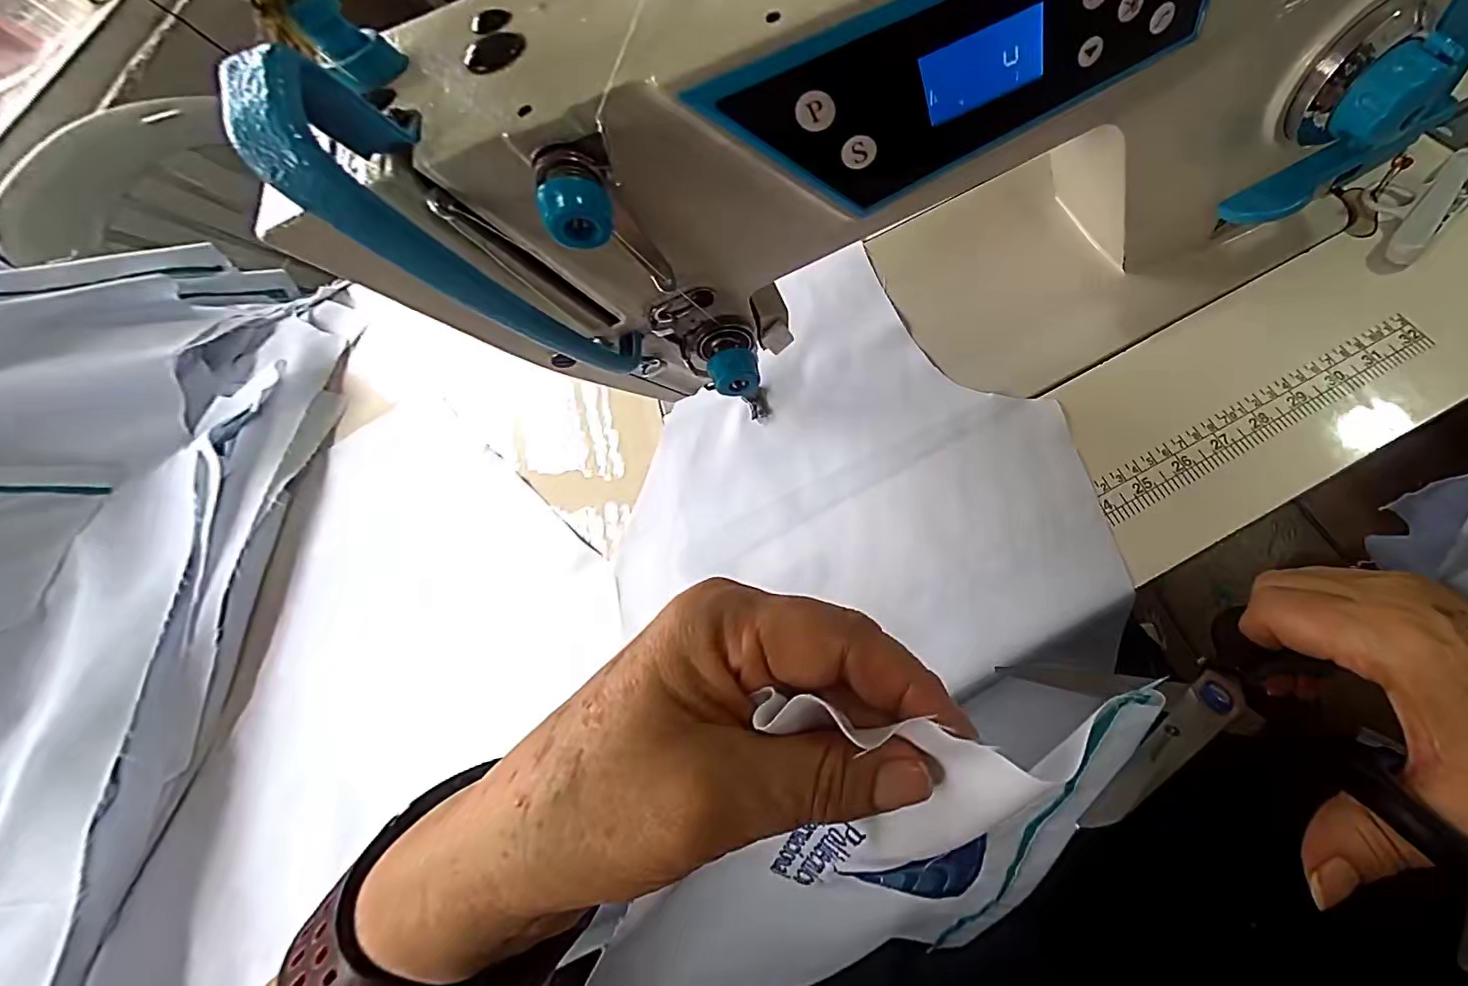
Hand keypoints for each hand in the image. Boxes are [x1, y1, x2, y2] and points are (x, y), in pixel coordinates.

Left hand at [354, 579, 972, 981]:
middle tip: (939, 766)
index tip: (956, 738)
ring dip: (859, 725)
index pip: (839, 638)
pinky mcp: (714, 693)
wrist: (510, 849)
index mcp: (724, 618)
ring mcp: (719, 657)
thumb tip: (922, 770)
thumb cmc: (602, 806)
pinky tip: (848, 771)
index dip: (906, 684)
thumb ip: (830, 777)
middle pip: (831, 654)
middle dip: (888, 706)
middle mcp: (727, 623)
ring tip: (904, 774)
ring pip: (814, 681)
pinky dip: (824, 738)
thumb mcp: (725, 794)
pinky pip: (788, 705)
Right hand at [1241, 568, 1467, 910]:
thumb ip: (1370, 836)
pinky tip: (1347, 664)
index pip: (1274, 608)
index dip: (1245, 643)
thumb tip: (1313, 879)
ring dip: (1289, 619)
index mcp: (1389, 636)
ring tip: (1307, 679)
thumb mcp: (1458, 814)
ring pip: (1307, 579)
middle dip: (1259, 629)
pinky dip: (1321, 613)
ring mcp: (1412, 590)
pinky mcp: (1429, 595)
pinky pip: (1341, 584)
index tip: (1250, 686)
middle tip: (1276, 687)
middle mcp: (1392, 597)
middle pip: (1279, 584)